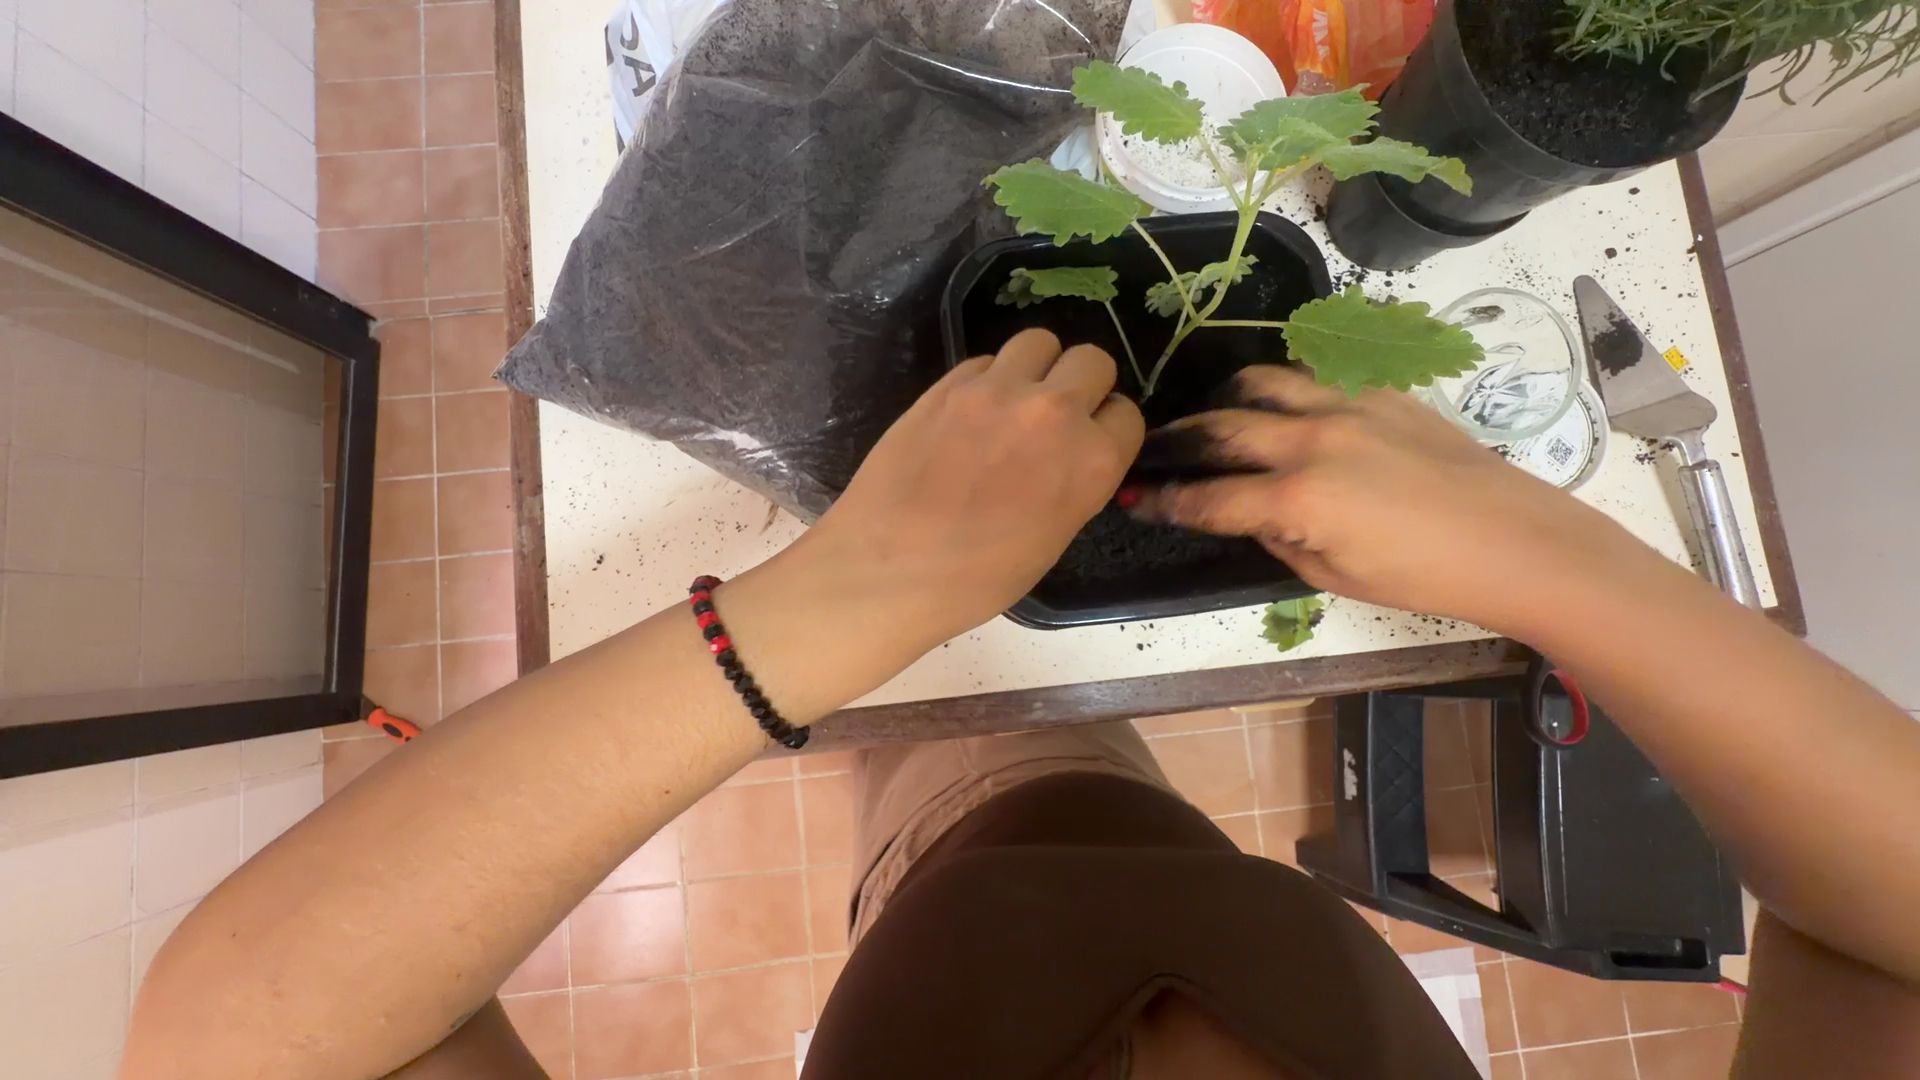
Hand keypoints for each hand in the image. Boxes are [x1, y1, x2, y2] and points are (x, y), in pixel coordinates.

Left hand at [806, 328, 1143, 647]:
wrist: (889, 569)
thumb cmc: (977, 579)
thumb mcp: (1052, 539)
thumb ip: (1074, 483)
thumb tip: (1067, 457)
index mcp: (1093, 461)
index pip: (1127, 415)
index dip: (1109, 430)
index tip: (1090, 443)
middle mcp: (1053, 412)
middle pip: (1092, 361)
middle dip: (1083, 385)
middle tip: (1056, 417)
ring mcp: (997, 390)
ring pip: (1039, 342)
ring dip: (1038, 367)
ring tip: (1016, 402)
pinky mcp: (948, 384)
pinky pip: (985, 360)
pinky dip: (989, 379)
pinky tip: (971, 414)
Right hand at [1123, 366, 1663, 634]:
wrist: (1518, 541)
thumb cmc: (1422, 577)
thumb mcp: (1330, 576)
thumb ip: (1276, 536)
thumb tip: (1250, 511)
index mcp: (1299, 499)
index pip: (1208, 497)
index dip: (1163, 501)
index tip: (1134, 498)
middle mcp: (1313, 440)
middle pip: (1220, 428)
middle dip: (1174, 442)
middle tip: (1150, 449)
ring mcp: (1348, 407)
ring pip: (1262, 383)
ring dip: (1223, 399)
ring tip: (1212, 416)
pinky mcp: (1381, 393)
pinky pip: (1312, 377)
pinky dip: (1281, 390)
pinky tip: (1280, 408)